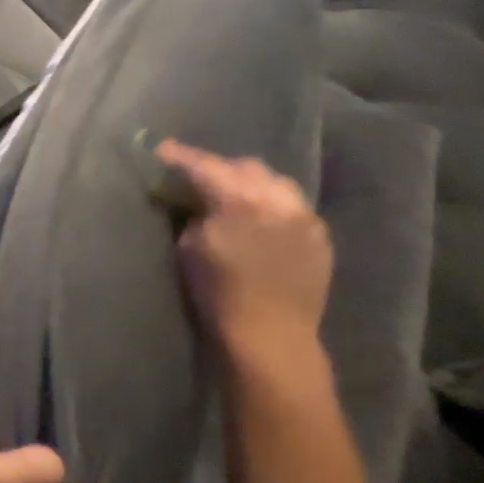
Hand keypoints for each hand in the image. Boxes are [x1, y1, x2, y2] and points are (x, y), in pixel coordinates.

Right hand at [155, 140, 332, 354]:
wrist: (270, 333)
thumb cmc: (217, 291)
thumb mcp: (189, 246)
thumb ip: (194, 213)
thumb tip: (193, 199)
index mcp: (241, 202)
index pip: (206, 166)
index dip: (181, 156)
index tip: (162, 149)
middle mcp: (280, 201)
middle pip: (247, 166)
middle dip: (220, 168)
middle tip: (198, 178)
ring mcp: (306, 219)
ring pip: (276, 183)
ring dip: (250, 184)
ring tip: (232, 196)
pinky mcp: (321, 238)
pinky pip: (293, 207)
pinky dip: (272, 205)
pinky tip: (259, 220)